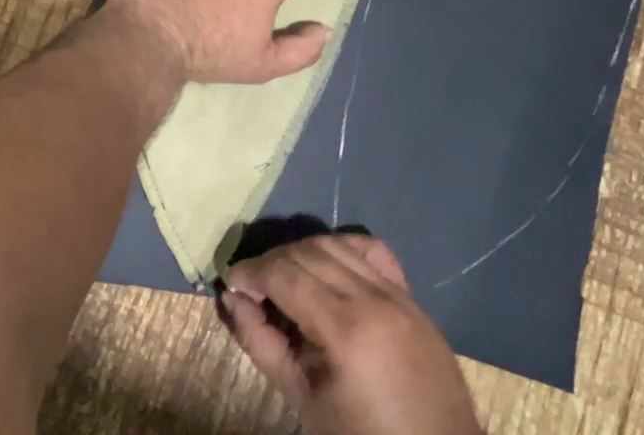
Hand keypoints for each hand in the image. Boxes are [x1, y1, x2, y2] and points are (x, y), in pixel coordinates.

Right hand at [221, 236, 481, 434]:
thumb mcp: (304, 399)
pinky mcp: (413, 297)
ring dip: (300, 253)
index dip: (249, 272)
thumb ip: (263, 344)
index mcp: (347, 329)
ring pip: (335, 244)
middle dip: (269, 262)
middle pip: (305, 253)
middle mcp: (375, 299)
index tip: (230, 284)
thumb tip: (232, 298)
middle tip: (251, 288)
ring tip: (284, 279)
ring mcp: (399, 294)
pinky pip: (371, 251)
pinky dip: (342, 249)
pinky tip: (326, 269)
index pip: (283, 274)